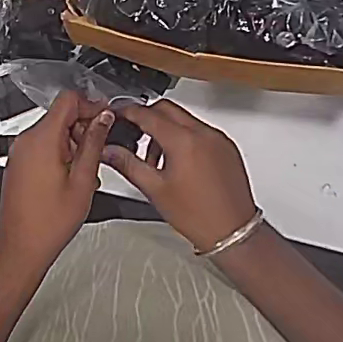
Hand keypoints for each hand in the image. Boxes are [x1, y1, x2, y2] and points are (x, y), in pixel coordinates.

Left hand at [0, 91, 114, 272]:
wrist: (21, 246)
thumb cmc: (47, 222)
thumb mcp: (82, 180)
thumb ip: (94, 143)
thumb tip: (103, 119)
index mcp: (42, 139)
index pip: (67, 100)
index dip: (91, 105)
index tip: (105, 117)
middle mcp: (26, 141)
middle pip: (60, 114)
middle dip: (83, 126)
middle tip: (100, 146)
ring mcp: (20, 151)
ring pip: (52, 130)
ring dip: (73, 141)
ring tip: (86, 168)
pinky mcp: (18, 162)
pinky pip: (42, 145)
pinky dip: (60, 151)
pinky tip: (71, 175)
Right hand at [102, 100, 256, 252]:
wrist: (233, 233)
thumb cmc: (199, 216)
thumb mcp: (155, 189)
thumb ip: (128, 164)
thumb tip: (109, 151)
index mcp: (184, 141)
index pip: (148, 114)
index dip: (128, 111)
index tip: (118, 114)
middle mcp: (204, 134)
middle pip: (166, 109)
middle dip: (147, 117)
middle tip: (133, 132)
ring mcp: (217, 139)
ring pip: (184, 118)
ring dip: (165, 128)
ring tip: (156, 158)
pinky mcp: (227, 147)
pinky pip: (200, 130)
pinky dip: (184, 137)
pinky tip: (177, 161)